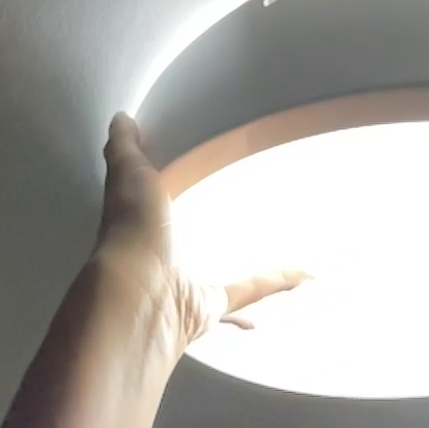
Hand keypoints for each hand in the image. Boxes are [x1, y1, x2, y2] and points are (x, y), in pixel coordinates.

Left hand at [93, 114, 305, 351]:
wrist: (137, 292)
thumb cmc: (128, 230)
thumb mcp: (126, 174)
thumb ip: (124, 150)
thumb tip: (121, 121)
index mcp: (139, 230)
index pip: (153, 214)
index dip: (163, 205)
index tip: (180, 195)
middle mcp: (160, 262)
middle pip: (187, 251)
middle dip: (206, 245)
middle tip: (230, 229)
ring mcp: (184, 288)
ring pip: (219, 280)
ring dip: (248, 275)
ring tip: (280, 259)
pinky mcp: (210, 306)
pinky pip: (249, 293)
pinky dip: (278, 283)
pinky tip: (307, 273)